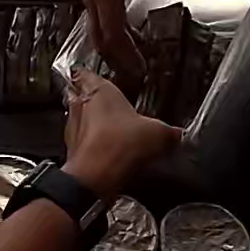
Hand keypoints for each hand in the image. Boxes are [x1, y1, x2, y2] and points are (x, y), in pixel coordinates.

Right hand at [58, 0, 177, 88]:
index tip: (139, 70)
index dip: (126, 54)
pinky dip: (110, 34)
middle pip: (103, 40)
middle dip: (117, 61)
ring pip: (99, 32)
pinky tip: (122, 33)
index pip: (114, 32)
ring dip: (114, 49)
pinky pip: (99, 20)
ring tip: (130, 61)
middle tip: (134, 76)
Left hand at [62, 70, 180, 196]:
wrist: (94, 177)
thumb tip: (178, 135)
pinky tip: (109, 156)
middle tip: (114, 109)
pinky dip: (93, 148)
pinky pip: (83, 145)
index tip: (98, 77)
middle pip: (83, 98)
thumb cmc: (119, 144)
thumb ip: (169, 131)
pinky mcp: (72, 152)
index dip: (92, 75)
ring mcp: (72, 130)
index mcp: (98, 90)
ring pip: (82, 122)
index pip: (86, 73)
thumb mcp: (158, 133)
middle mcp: (79, 106)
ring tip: (115, 134)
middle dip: (96, 103)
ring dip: (94, 126)